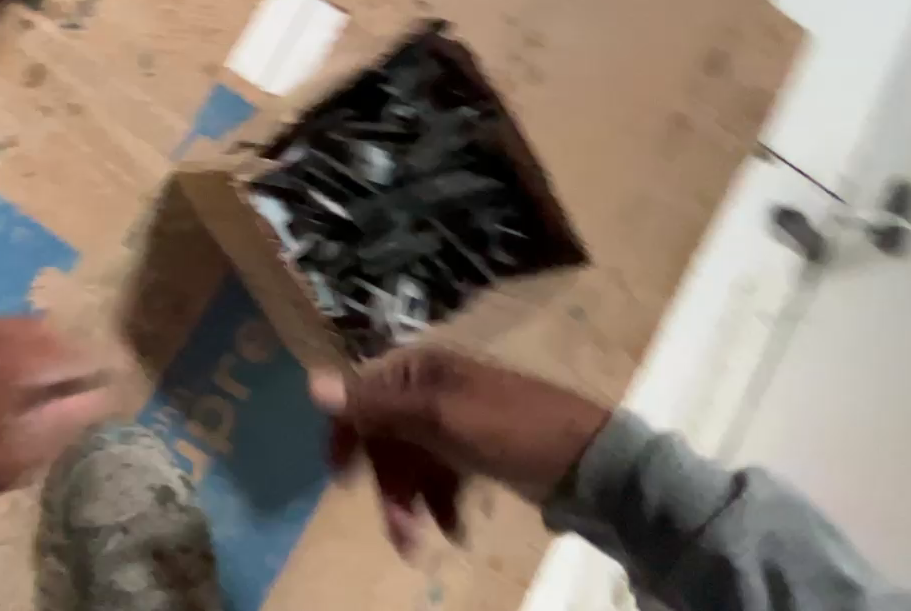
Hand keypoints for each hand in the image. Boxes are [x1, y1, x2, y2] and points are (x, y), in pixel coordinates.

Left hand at [0, 317, 119, 502]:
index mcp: (18, 353)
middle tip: (88, 380)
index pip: (76, 353)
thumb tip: (103, 399)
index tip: (120, 380)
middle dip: (73, 353)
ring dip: (44, 349)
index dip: (102, 368)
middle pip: (51, 333)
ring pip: (23, 329)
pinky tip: (14, 375)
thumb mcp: (19, 452)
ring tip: (53, 380)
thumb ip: (67, 420)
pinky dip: (16, 346)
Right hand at [310, 348, 610, 555]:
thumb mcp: (437, 417)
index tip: (340, 479)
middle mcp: (426, 389)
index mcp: (415, 370)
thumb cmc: (511, 430)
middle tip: (399, 532)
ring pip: (410, 460)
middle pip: (385, 437)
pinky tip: (453, 528)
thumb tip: (312, 383)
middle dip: (388, 485)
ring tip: (422, 542)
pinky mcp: (474, 448)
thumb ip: (374, 405)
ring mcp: (451, 419)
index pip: (361, 398)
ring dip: (411, 500)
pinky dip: (438, 500)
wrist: (598, 464)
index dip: (345, 436)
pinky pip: (439, 473)